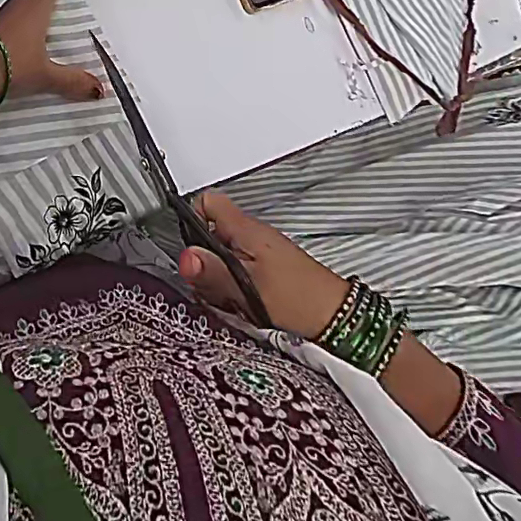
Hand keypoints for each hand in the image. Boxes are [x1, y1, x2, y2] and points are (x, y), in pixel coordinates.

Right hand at [178, 192, 352, 336]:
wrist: (336, 317)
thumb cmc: (300, 299)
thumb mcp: (247, 288)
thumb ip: (213, 272)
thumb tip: (185, 258)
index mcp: (246, 229)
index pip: (207, 202)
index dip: (191, 220)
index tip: (189, 248)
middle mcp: (252, 235)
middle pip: (209, 234)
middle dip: (203, 260)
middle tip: (212, 283)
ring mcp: (259, 252)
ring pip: (221, 255)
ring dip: (218, 278)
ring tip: (231, 298)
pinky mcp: (266, 269)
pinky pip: (236, 270)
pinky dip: (233, 287)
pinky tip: (242, 304)